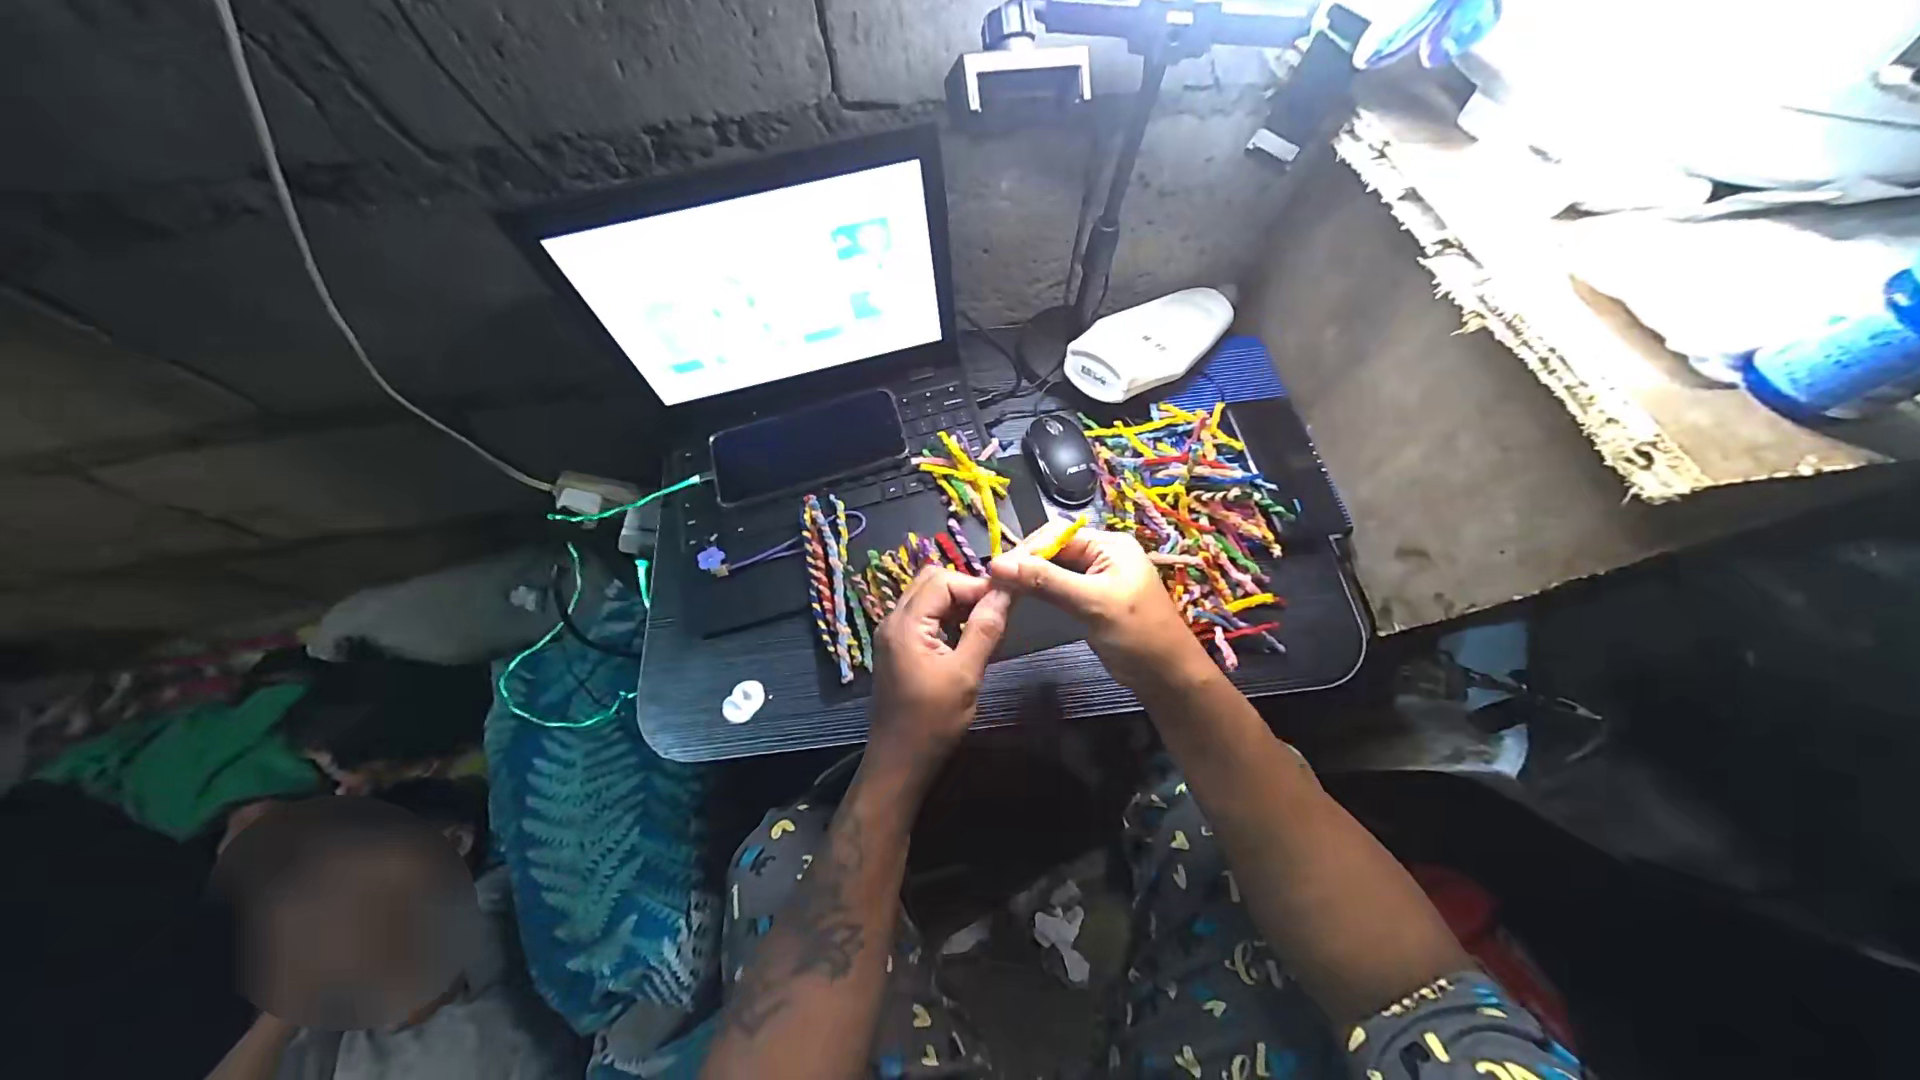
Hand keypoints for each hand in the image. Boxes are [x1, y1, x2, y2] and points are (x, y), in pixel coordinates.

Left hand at [866, 567, 1011, 791]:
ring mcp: (893, 635)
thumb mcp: (965, 674)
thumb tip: (1006, 591)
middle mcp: (893, 621)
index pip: (942, 580)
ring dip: (957, 603)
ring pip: (927, 599)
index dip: (976, 584)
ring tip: (987, 623)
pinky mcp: (898, 649)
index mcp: (905, 623)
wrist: (899, 763)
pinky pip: (923, 618)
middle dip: (966, 589)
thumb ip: (985, 629)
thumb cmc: (932, 722)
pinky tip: (967, 637)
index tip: (1006, 601)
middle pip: (931, 582)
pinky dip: (947, 618)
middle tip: (996, 610)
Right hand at [989, 521, 1209, 688]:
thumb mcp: (1090, 602)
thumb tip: (998, 565)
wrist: (1166, 676)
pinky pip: (1058, 586)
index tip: (996, 571)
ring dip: (1029, 577)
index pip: (1056, 534)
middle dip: (1025, 562)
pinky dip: (1039, 590)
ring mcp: (1096, 577)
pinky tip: (1021, 598)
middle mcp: (1102, 554)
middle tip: (996, 583)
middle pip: (1053, 548)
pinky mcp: (1090, 598)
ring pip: (1053, 568)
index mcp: (1109, 544)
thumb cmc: (1137, 634)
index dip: (1026, 550)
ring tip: (1002, 590)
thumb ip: (1045, 580)